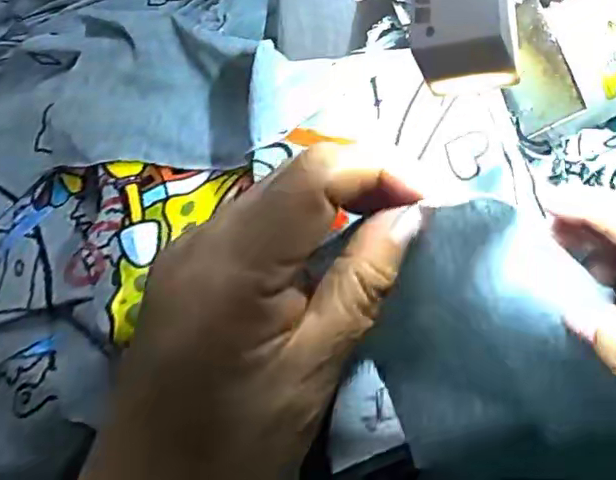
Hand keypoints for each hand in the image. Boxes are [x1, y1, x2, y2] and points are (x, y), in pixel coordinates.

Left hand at [82, 145, 425, 479]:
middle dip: (363, 175)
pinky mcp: (190, 255)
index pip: (313, 172)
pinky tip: (332, 238)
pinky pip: (259, 212)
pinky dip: (306, 213)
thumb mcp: (312, 369)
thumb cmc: (234, 447)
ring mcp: (192, 240)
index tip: (424, 198)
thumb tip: (411, 215)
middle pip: (296, 170)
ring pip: (279, 186)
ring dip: (337, 191)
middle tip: (414, 206)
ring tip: (385, 214)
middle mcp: (206, 232)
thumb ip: (363, 282)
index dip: (376, 168)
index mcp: (234, 261)